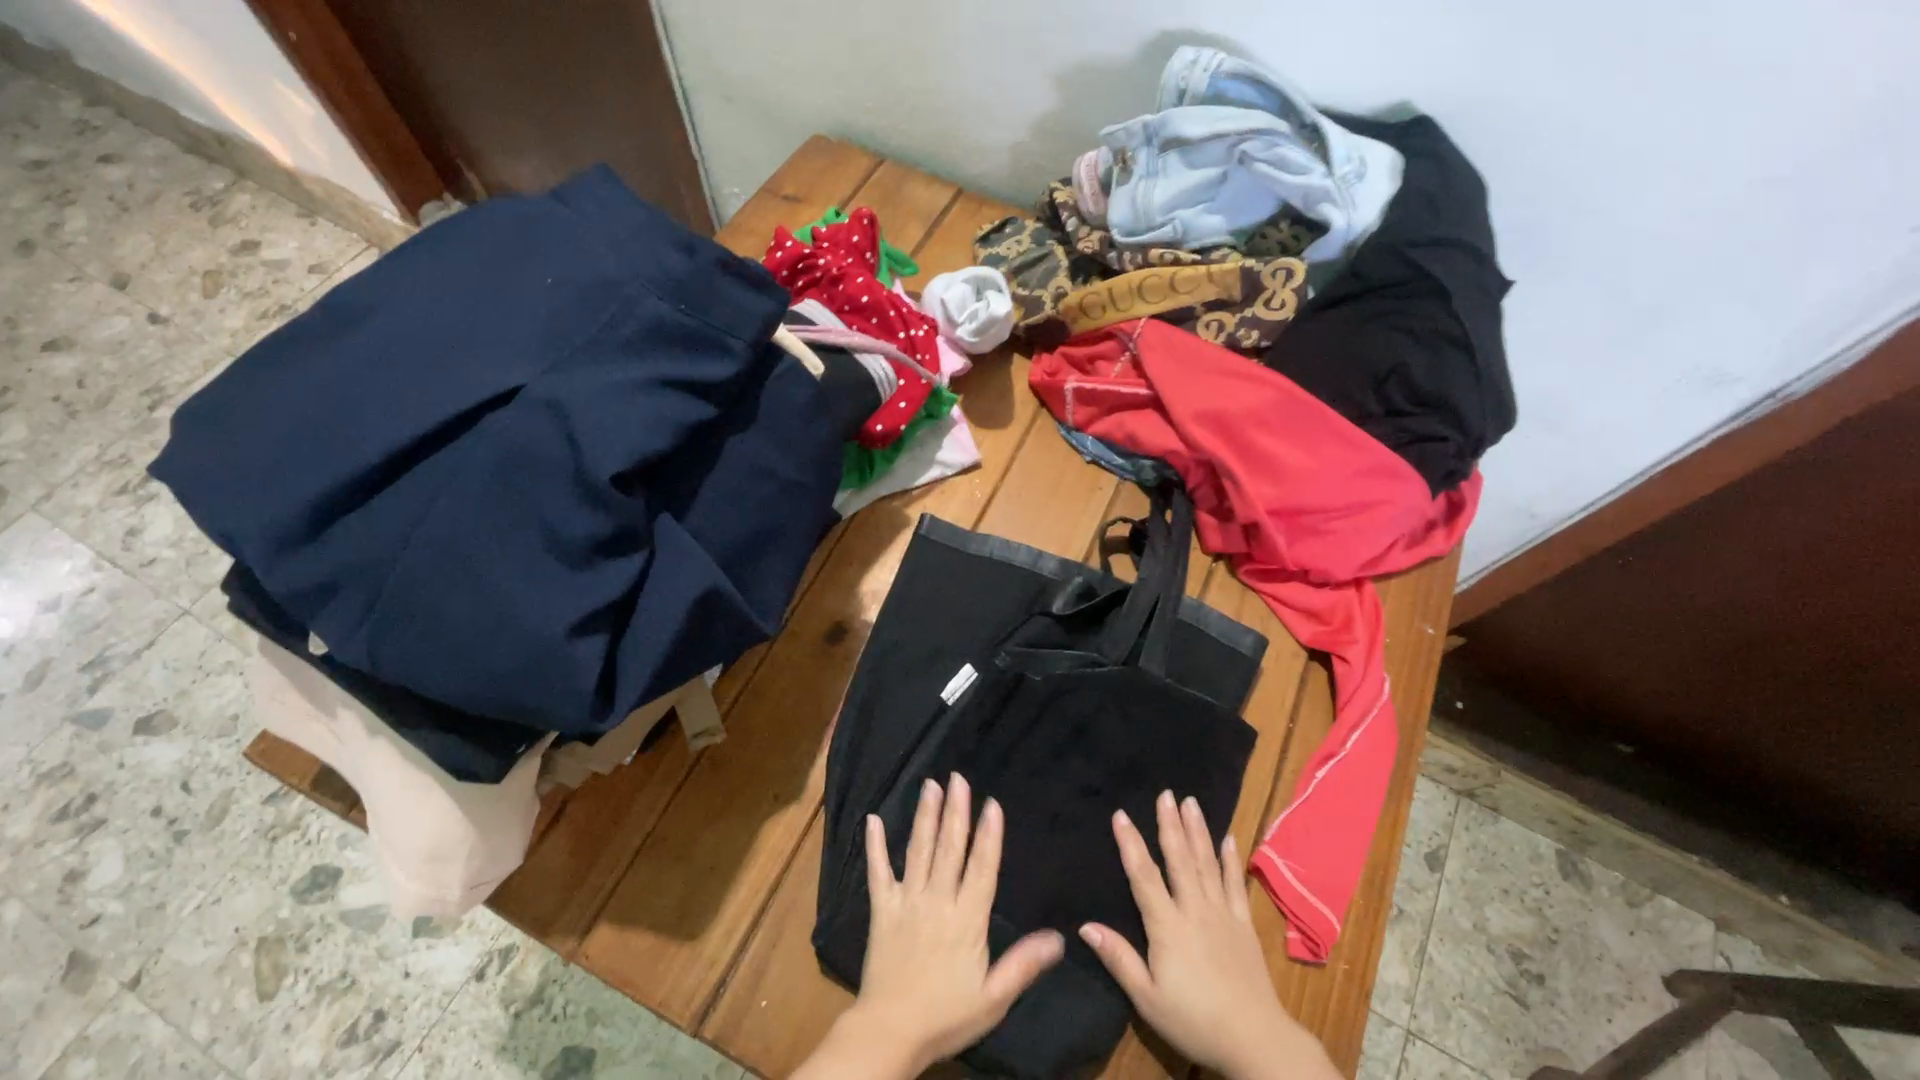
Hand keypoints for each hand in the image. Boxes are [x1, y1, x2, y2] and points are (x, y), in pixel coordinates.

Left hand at [798, 774, 1063, 1079]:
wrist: (890, 1031)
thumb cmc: (947, 1016)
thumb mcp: (994, 997)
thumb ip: (1024, 964)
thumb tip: (1059, 937)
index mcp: (967, 920)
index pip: (982, 868)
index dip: (988, 835)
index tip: (991, 804)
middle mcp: (937, 901)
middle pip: (949, 849)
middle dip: (955, 811)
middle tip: (958, 777)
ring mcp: (906, 903)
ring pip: (918, 852)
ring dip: (924, 817)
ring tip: (930, 785)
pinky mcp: (881, 911)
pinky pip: (877, 873)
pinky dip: (875, 846)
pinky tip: (873, 820)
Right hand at [1079, 791, 1337, 1079]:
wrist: (1254, 1039)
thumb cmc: (1193, 1020)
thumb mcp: (1147, 997)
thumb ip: (1118, 958)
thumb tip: (1085, 926)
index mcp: (1167, 926)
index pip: (1144, 876)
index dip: (1131, 844)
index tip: (1121, 814)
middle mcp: (1195, 910)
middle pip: (1180, 860)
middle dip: (1170, 825)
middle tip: (1166, 793)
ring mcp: (1223, 915)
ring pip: (1207, 864)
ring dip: (1198, 831)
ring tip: (1191, 803)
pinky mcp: (1244, 926)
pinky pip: (1235, 885)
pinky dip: (1230, 860)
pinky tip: (1228, 838)